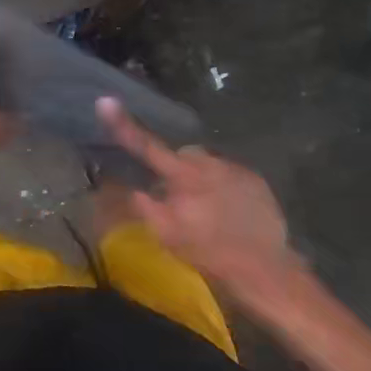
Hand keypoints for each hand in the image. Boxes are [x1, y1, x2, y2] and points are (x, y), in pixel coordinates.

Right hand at [96, 97, 297, 286]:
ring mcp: (236, 169)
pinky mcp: (256, 180)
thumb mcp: (165, 235)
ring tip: (205, 206)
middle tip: (175, 195)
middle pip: (182, 154)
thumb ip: (144, 205)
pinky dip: (222, 185)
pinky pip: (229, 173)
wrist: (265, 270)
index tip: (106, 101)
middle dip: (175, 167)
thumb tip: (129, 185)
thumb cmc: (208, 253)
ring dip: (200, 177)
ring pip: (206, 163)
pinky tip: (227, 209)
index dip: (124, 124)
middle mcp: (210, 163)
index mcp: (183, 176)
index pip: (147, 146)